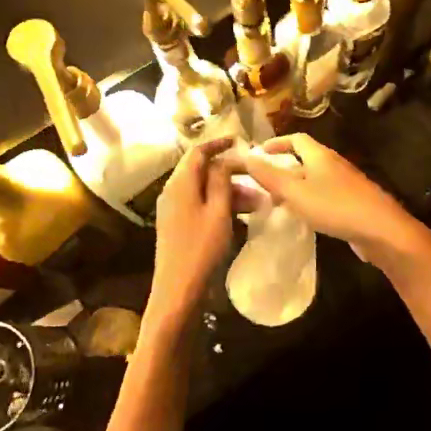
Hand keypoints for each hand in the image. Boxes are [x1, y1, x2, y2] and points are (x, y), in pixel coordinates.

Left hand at [150, 140, 240, 310]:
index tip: (240, 141)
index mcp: (180, 184)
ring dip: (229, 192)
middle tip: (257, 179)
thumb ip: (222, 181)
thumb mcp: (218, 211)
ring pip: (204, 190)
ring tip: (257, 203)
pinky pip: (200, 205)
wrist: (178, 289)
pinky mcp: (177, 225)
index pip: (197, 152)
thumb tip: (225, 158)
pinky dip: (220, 205)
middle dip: (230, 173)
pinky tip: (241, 217)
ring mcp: (173, 209)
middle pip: (202, 171)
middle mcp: (173, 192)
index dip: (218, 144)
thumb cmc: (201, 248)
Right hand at [230, 134, 429, 265]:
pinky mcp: (354, 203)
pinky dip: (310, 201)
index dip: (277, 143)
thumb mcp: (296, 192)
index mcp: (320, 156)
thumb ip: (270, 175)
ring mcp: (347, 184)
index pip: (297, 139)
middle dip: (283, 169)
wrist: (381, 230)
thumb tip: (245, 155)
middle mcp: (334, 165)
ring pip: (315, 180)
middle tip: (264, 184)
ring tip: (278, 203)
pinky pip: (325, 196)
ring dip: (295, 187)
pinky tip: (304, 217)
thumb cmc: (335, 206)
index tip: (258, 153)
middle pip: (306, 160)